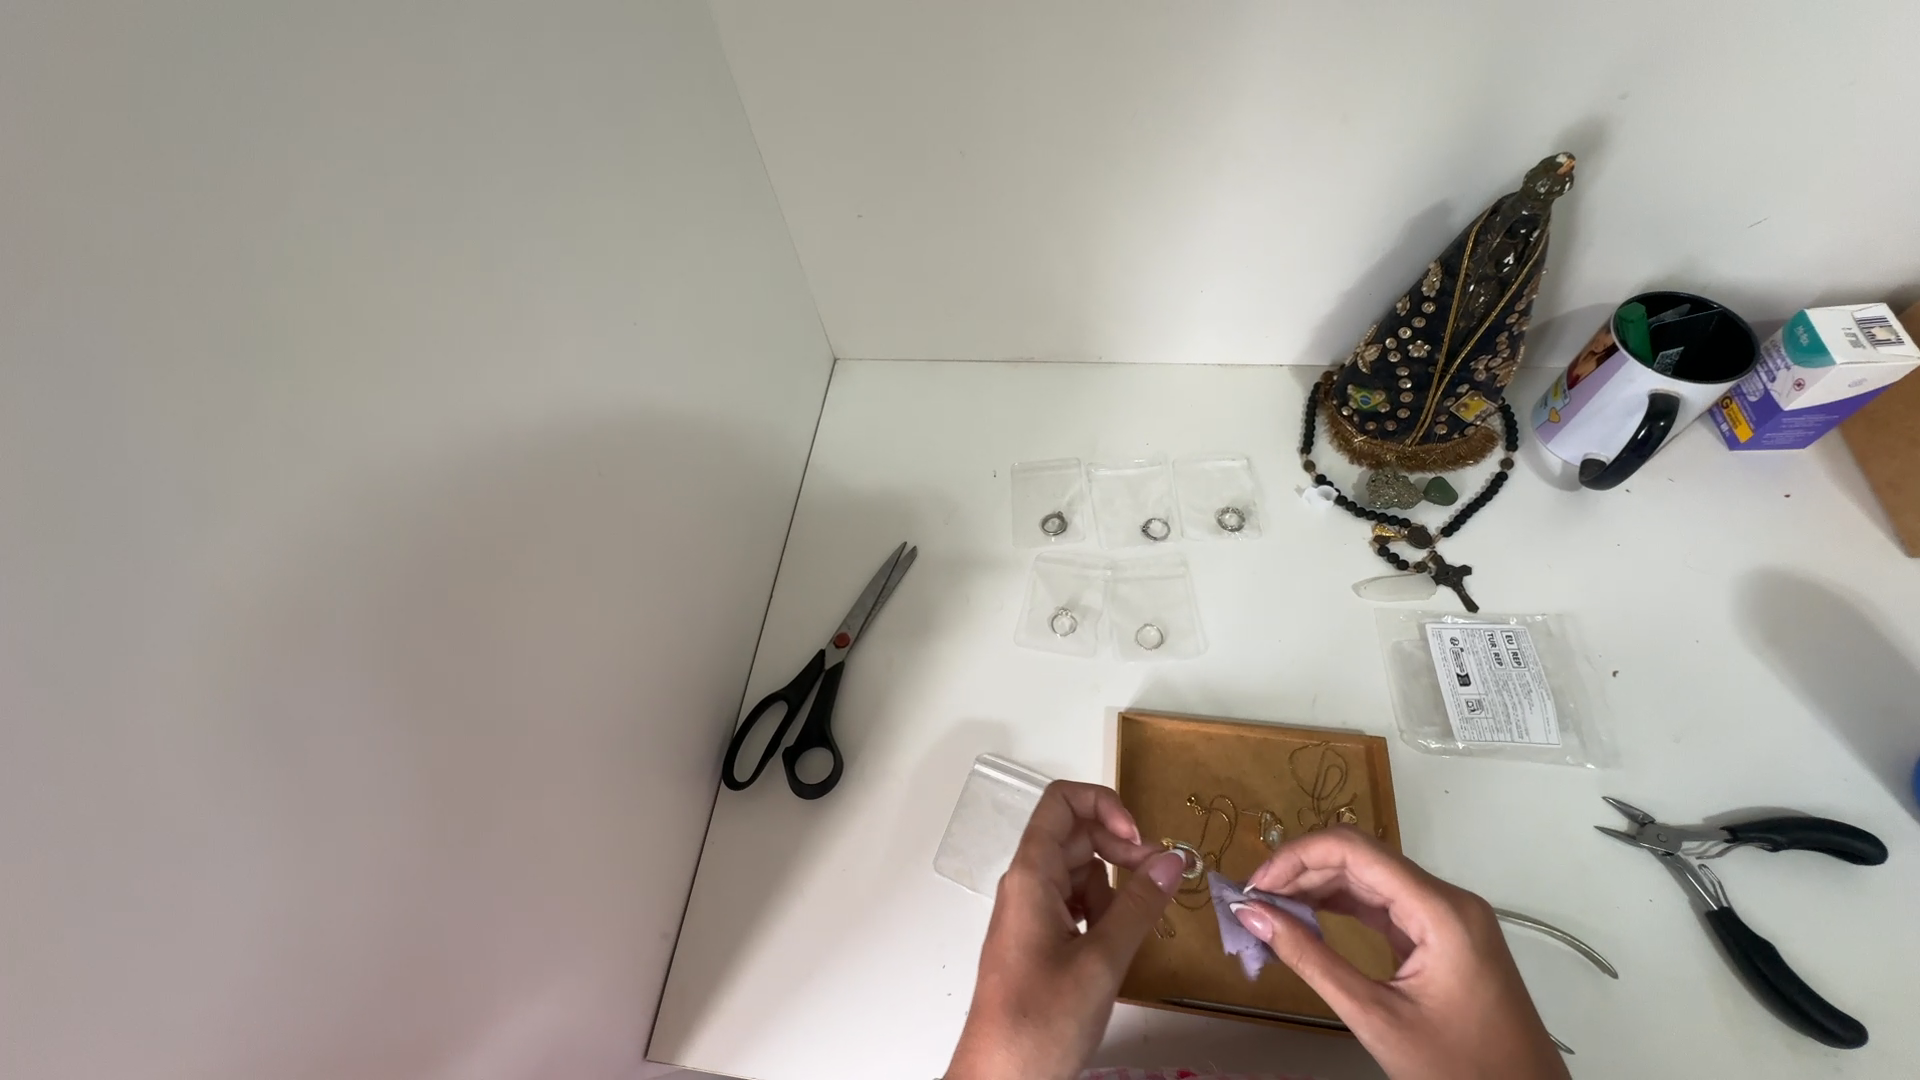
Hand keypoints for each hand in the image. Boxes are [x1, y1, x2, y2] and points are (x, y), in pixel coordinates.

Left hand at [946, 780, 1186, 1079]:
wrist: (1000, 1078)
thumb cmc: (1043, 1018)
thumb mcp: (1102, 960)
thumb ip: (1139, 905)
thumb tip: (1172, 859)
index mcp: (1031, 872)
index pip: (1061, 802)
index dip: (1103, 804)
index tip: (1138, 840)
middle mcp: (1027, 881)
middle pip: (1075, 836)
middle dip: (1119, 850)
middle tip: (1157, 882)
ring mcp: (1030, 909)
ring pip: (1077, 871)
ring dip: (1110, 889)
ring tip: (1125, 934)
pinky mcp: (1036, 937)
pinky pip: (1072, 903)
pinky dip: (1099, 913)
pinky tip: (1111, 947)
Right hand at [1231, 827, 1567, 1079]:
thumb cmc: (1460, 1073)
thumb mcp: (1376, 1018)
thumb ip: (1309, 958)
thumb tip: (1249, 912)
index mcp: (1440, 910)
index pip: (1353, 850)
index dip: (1296, 857)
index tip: (1255, 885)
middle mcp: (1446, 898)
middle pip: (1360, 857)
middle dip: (1301, 871)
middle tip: (1256, 899)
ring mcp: (1447, 916)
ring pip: (1368, 877)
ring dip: (1317, 886)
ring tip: (1272, 907)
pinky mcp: (1441, 934)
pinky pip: (1382, 902)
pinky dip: (1340, 905)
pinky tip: (1307, 916)